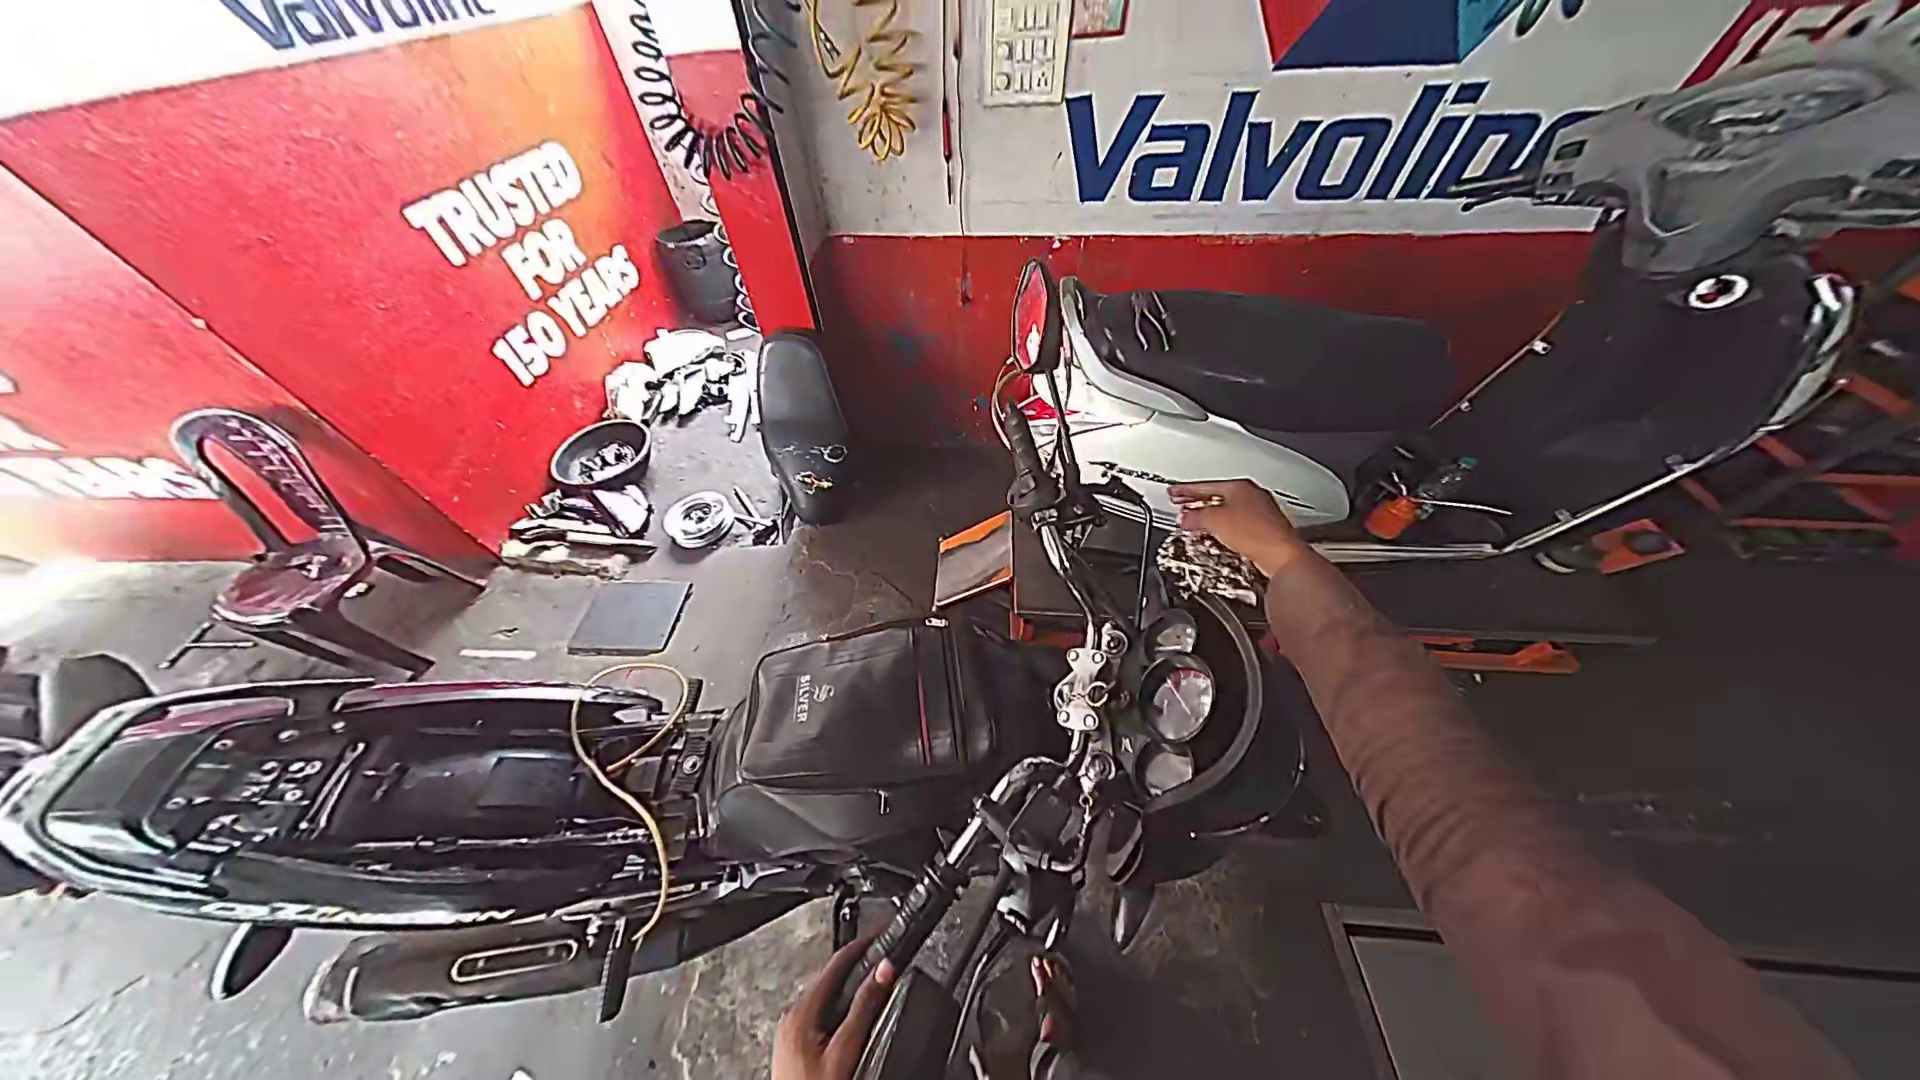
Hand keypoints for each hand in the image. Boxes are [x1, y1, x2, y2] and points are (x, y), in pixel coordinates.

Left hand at [773, 937, 896, 1079]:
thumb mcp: (847, 1052)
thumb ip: (866, 1008)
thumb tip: (884, 971)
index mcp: (801, 1014)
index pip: (836, 964)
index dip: (861, 948)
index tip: (880, 937)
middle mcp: (791, 1021)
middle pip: (831, 981)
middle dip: (858, 971)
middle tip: (884, 964)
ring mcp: (790, 1038)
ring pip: (827, 1002)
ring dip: (850, 994)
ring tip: (875, 991)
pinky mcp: (794, 1053)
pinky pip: (821, 1020)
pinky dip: (841, 1014)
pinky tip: (855, 1024)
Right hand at [1167, 480, 1308, 575]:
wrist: (1280, 554)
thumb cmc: (1256, 532)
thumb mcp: (1215, 520)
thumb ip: (1195, 517)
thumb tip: (1185, 517)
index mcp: (1239, 486)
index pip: (1205, 486)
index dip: (1186, 490)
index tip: (1174, 492)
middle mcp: (1251, 495)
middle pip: (1216, 497)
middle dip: (1196, 503)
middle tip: (1181, 506)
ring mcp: (1259, 512)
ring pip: (1226, 511)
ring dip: (1208, 517)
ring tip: (1194, 523)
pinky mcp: (1262, 529)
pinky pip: (1235, 524)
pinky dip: (1221, 527)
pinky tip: (1215, 535)